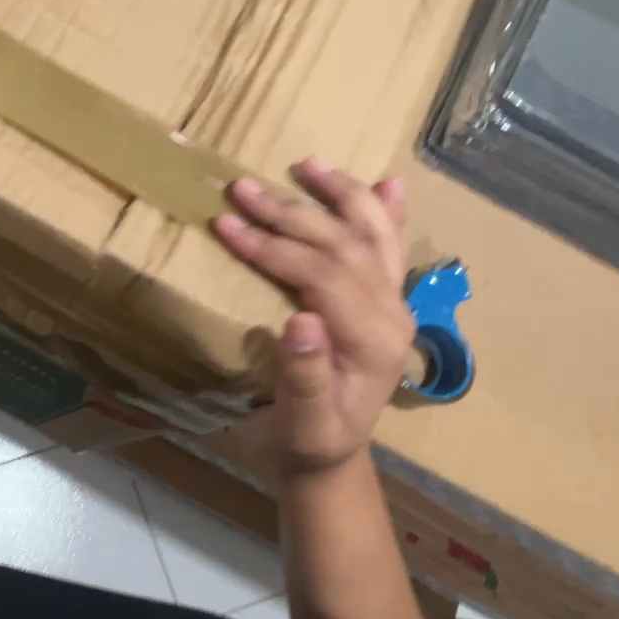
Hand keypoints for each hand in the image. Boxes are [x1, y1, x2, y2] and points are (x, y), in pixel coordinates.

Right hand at [211, 157, 415, 478]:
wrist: (331, 454)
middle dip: (289, 213)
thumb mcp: (301, 423)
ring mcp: (395, 304)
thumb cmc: (306, 440)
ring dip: (340, 195)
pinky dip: (387, 214)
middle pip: (342, 245)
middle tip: (239, 188)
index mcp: (371, 340)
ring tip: (307, 163)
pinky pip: (390, 248)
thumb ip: (305, 376)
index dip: (272, 246)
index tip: (224, 223)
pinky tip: (388, 185)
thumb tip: (298, 320)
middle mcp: (392, 313)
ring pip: (372, 235)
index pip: (321, 274)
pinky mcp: (386, 301)